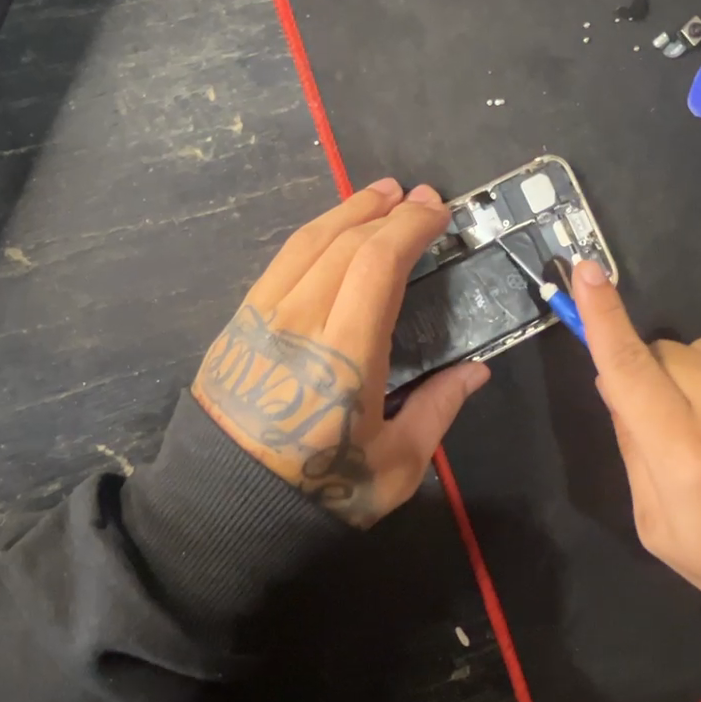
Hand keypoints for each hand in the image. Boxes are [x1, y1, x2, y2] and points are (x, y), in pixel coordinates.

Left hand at [193, 179, 489, 527]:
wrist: (223, 506)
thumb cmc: (320, 490)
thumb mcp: (395, 465)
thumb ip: (438, 410)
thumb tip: (476, 370)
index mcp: (343, 356)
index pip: (377, 265)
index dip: (410, 228)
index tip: (438, 212)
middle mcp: (299, 322)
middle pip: (344, 243)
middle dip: (387, 212)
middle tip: (420, 198)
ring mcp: (262, 317)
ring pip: (307, 243)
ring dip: (348, 210)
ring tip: (380, 194)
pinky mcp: (239, 322)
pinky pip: (281, 263)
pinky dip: (314, 235)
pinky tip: (334, 230)